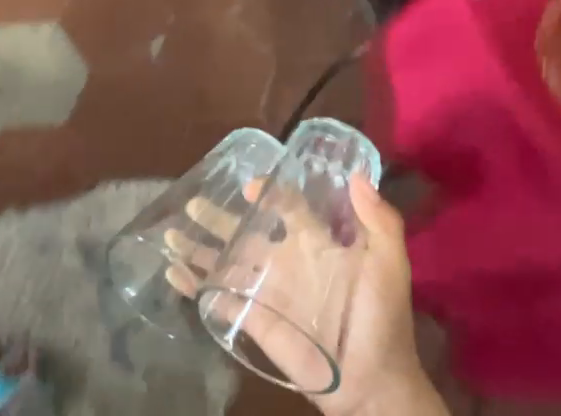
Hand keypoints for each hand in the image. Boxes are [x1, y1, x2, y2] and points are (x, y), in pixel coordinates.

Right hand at [166, 175, 444, 415]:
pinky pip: (217, 298)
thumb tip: (355, 177)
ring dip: (197, 248)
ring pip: (223, 261)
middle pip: (242, 230)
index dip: (268, 192)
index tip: (249, 186)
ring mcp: (264, 290)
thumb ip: (380, 223)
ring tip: (170, 235)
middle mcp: (282, 260)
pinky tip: (173, 274)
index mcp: (312, 244)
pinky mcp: (252, 318)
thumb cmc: (381, 320)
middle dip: (216, 216)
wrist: (371, 383)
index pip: (285, 208)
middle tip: (192, 203)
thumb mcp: (389, 266)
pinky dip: (193, 286)